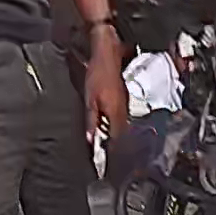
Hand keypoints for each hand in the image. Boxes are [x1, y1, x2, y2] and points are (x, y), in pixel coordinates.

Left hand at [83, 29, 128, 145]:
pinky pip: (121, 118)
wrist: (108, 53)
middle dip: (114, 146)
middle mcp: (123, 112)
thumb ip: (91, 121)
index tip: (107, 161)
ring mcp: (125, 105)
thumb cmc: (97, 75)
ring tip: (108, 144)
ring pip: (122, 127)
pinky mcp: (124, 99)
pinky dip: (115, 125)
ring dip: (115, 136)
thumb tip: (91, 140)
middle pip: (120, 135)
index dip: (112, 151)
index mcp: (116, 114)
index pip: (116, 140)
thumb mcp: (90, 99)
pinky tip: (108, 126)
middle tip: (108, 156)